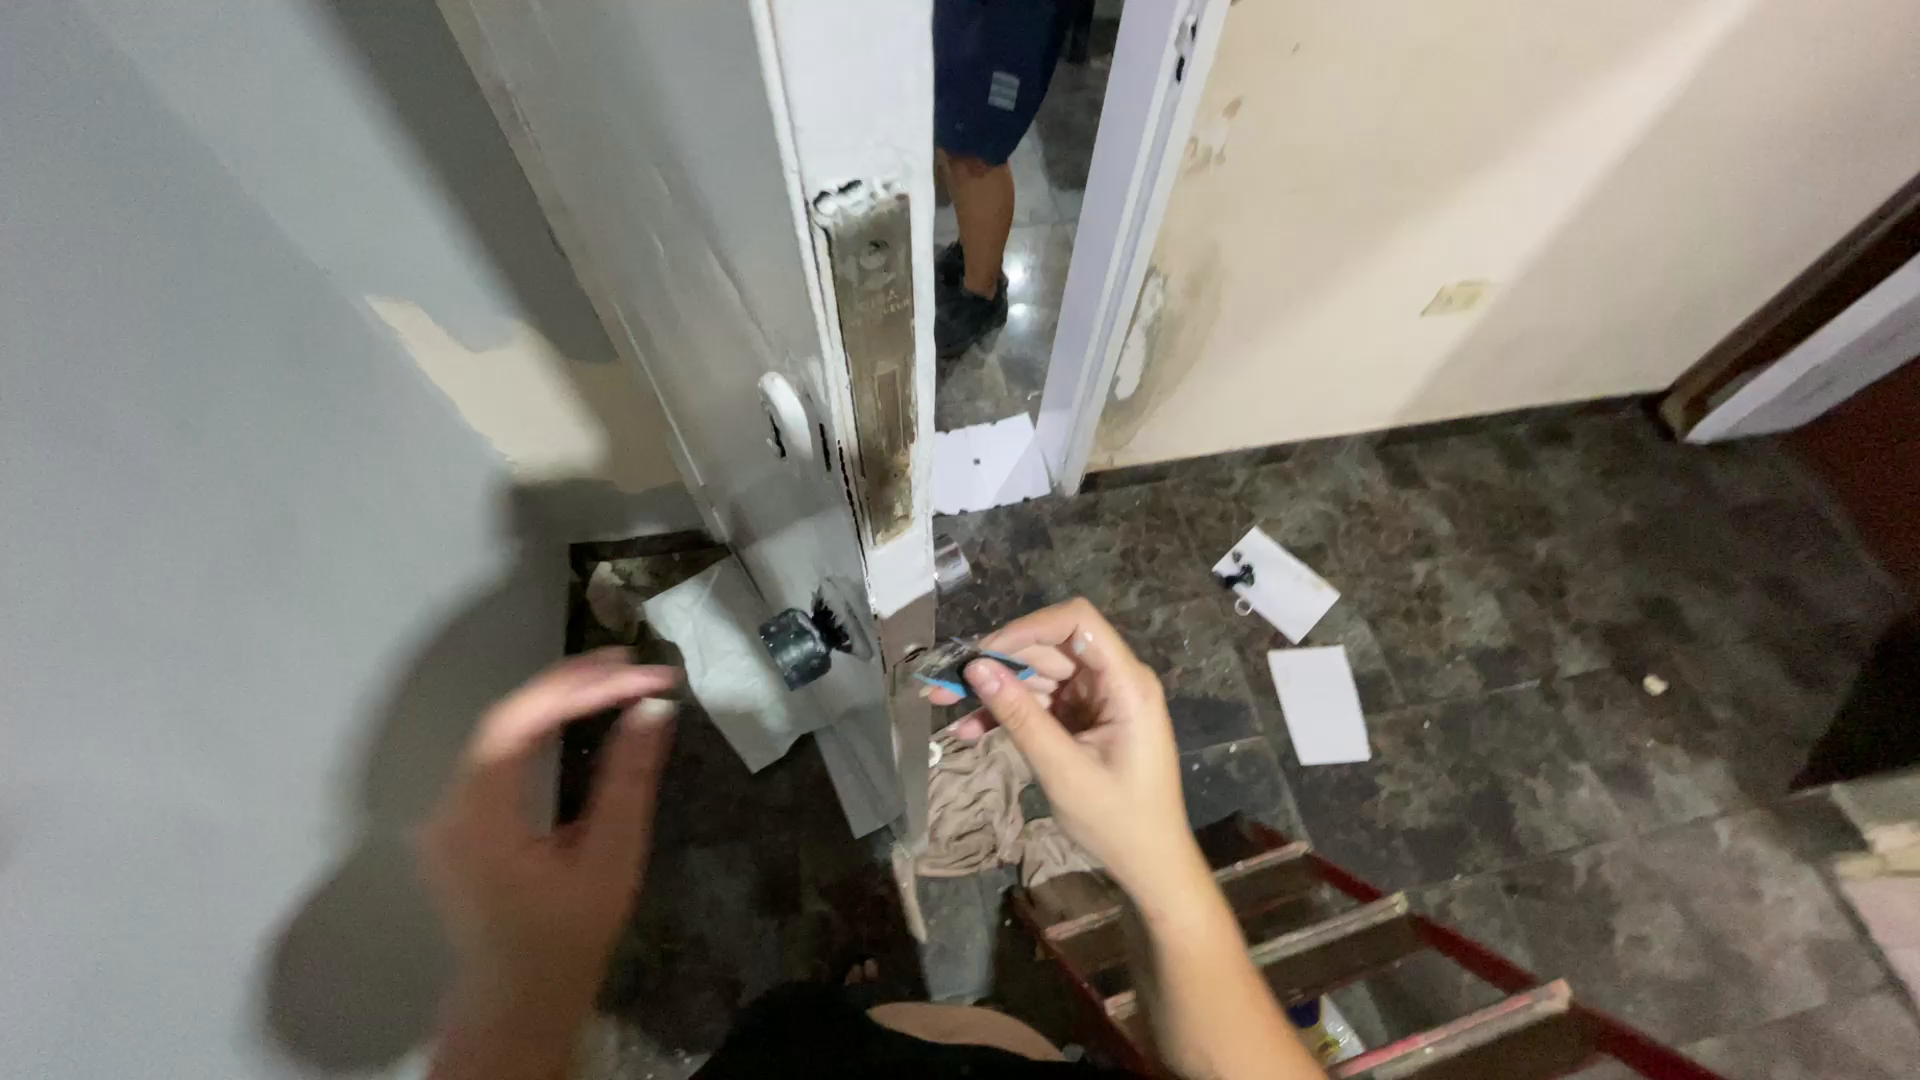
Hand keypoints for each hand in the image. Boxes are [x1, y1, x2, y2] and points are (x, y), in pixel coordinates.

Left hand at [421, 649, 678, 1077]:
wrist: (519, 1001)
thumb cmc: (568, 937)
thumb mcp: (611, 857)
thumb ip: (628, 778)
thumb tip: (653, 708)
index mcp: (478, 820)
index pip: (521, 725)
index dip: (582, 689)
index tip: (643, 675)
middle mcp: (451, 808)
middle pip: (506, 719)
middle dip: (570, 682)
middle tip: (632, 661)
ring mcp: (452, 813)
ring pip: (502, 731)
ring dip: (558, 696)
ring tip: (614, 673)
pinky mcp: (466, 818)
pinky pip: (502, 752)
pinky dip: (544, 723)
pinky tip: (579, 710)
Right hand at [941, 599, 1205, 911]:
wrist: (1150, 864)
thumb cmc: (1119, 820)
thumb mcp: (1064, 771)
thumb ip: (1021, 717)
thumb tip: (976, 669)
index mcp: (1125, 683)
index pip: (1078, 623)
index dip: (1029, 627)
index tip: (983, 651)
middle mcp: (1111, 679)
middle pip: (1048, 649)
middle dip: (995, 663)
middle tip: (944, 683)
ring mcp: (1095, 698)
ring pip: (1036, 674)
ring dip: (992, 690)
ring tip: (942, 704)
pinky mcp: (1080, 717)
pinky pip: (1038, 702)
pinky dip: (1007, 713)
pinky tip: (969, 730)